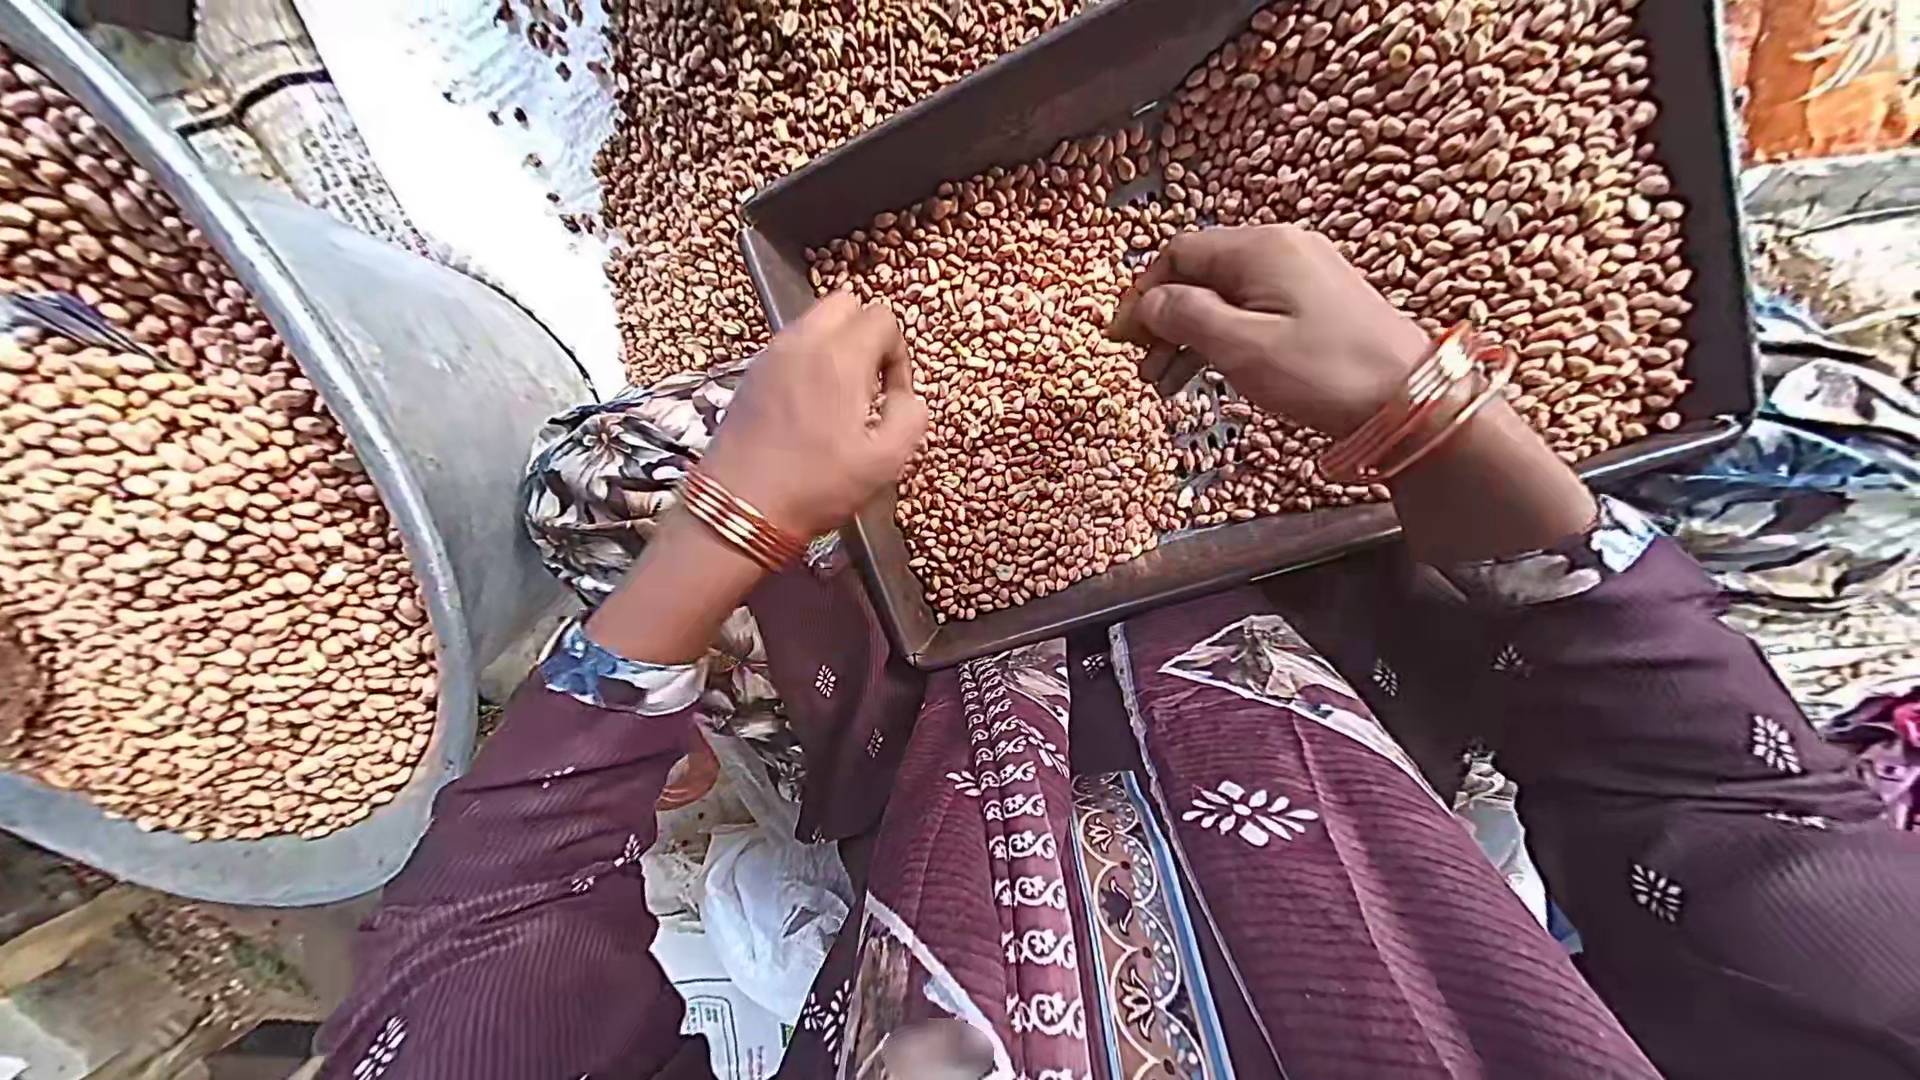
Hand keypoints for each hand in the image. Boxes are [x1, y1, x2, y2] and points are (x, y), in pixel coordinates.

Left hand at [700, 291, 928, 536]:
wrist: (740, 507)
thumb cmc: (817, 485)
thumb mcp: (885, 461)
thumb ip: (911, 417)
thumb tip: (907, 398)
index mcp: (839, 358)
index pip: (883, 318)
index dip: (899, 356)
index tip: (893, 398)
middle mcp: (802, 342)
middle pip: (846, 304)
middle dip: (868, 336)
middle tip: (870, 385)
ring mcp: (771, 355)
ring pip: (815, 322)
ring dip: (838, 347)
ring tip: (840, 399)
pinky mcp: (751, 374)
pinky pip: (791, 346)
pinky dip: (810, 361)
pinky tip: (810, 408)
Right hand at [1107, 225, 1431, 436]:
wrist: (1406, 398)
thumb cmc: (1321, 371)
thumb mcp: (1241, 346)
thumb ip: (1186, 317)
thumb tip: (1147, 303)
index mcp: (1259, 249)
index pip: (1177, 255)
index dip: (1141, 295)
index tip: (1121, 338)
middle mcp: (1277, 250)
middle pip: (1196, 276)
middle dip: (1161, 322)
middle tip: (1143, 367)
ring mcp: (1294, 276)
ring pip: (1218, 299)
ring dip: (1184, 338)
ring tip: (1163, 383)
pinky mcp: (1306, 305)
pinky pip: (1244, 314)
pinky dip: (1215, 342)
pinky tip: (1200, 375)